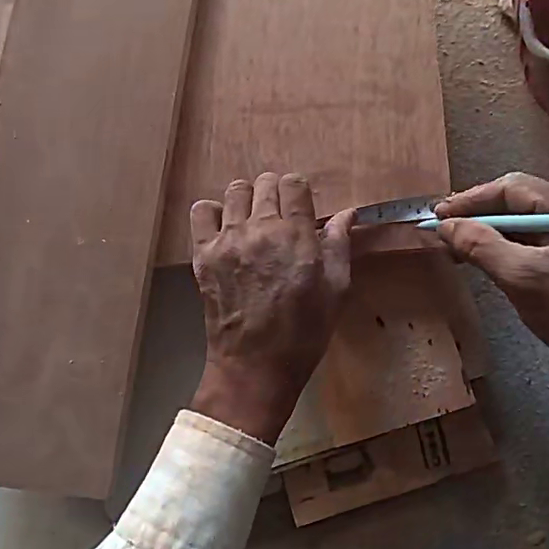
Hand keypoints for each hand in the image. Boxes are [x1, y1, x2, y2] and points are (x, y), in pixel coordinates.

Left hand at [188, 173, 354, 443]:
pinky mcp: (203, 254)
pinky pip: (201, 211)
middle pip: (265, 183)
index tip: (301, 209)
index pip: (294, 184)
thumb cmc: (304, 332)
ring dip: (247, 200)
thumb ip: (339, 245)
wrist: (255, 365)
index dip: (300, 193)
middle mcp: (260, 228)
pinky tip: (225, 229)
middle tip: (280, 219)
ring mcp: (228, 239)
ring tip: (253, 222)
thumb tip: (347, 213)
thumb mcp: (336, 290)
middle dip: (276, 194)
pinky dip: (213, 213)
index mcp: (296, 235)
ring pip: (235, 191)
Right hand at [434, 172, 548, 391]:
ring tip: (457, 243)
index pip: (514, 188)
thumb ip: (480, 245)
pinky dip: (507, 243)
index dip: (472, 200)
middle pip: (520, 200)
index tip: (439, 215)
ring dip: (490, 230)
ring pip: (526, 219)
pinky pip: (535, 236)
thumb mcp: (520, 276)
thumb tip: (446, 226)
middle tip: (444, 228)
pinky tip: (483, 254)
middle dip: (479, 213)